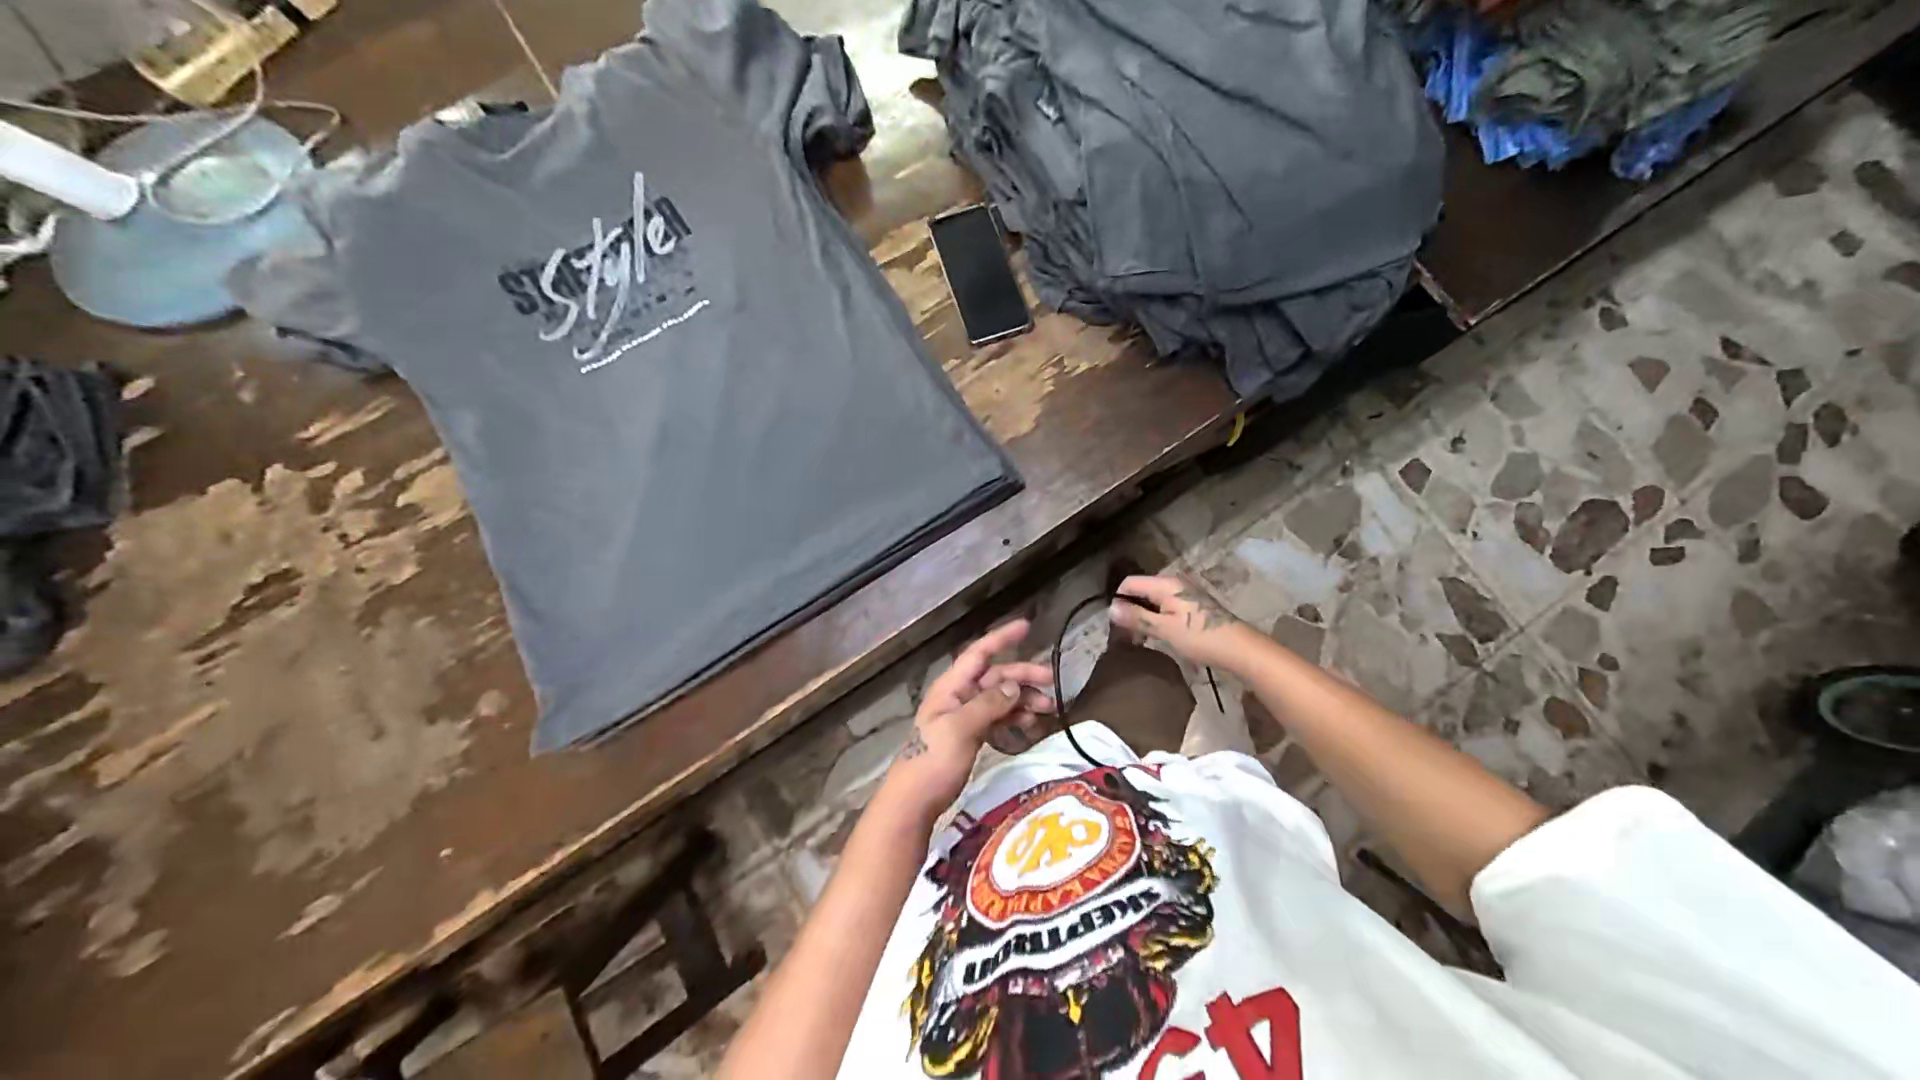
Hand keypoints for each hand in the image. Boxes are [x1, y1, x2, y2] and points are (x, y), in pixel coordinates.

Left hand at [887, 620, 1054, 818]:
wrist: (913, 802)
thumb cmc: (932, 761)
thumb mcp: (960, 730)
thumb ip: (987, 705)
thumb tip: (1013, 685)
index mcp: (951, 687)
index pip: (978, 654)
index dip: (1001, 638)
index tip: (1027, 626)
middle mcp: (957, 696)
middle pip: (994, 676)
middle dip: (1022, 676)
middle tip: (1052, 683)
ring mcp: (963, 717)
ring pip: (998, 698)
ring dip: (1022, 699)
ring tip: (1047, 709)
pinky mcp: (968, 736)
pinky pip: (996, 717)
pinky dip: (1013, 717)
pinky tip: (1029, 724)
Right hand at [1109, 574, 1253, 670]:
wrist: (1240, 649)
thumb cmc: (1201, 637)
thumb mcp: (1165, 629)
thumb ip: (1137, 617)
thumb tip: (1110, 608)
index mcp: (1166, 584)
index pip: (1130, 582)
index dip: (1118, 600)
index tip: (1114, 623)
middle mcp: (1174, 584)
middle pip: (1142, 591)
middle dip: (1130, 610)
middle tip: (1125, 635)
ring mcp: (1185, 595)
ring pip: (1154, 601)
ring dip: (1144, 617)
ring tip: (1139, 638)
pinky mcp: (1193, 607)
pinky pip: (1166, 608)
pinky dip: (1158, 619)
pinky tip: (1158, 636)